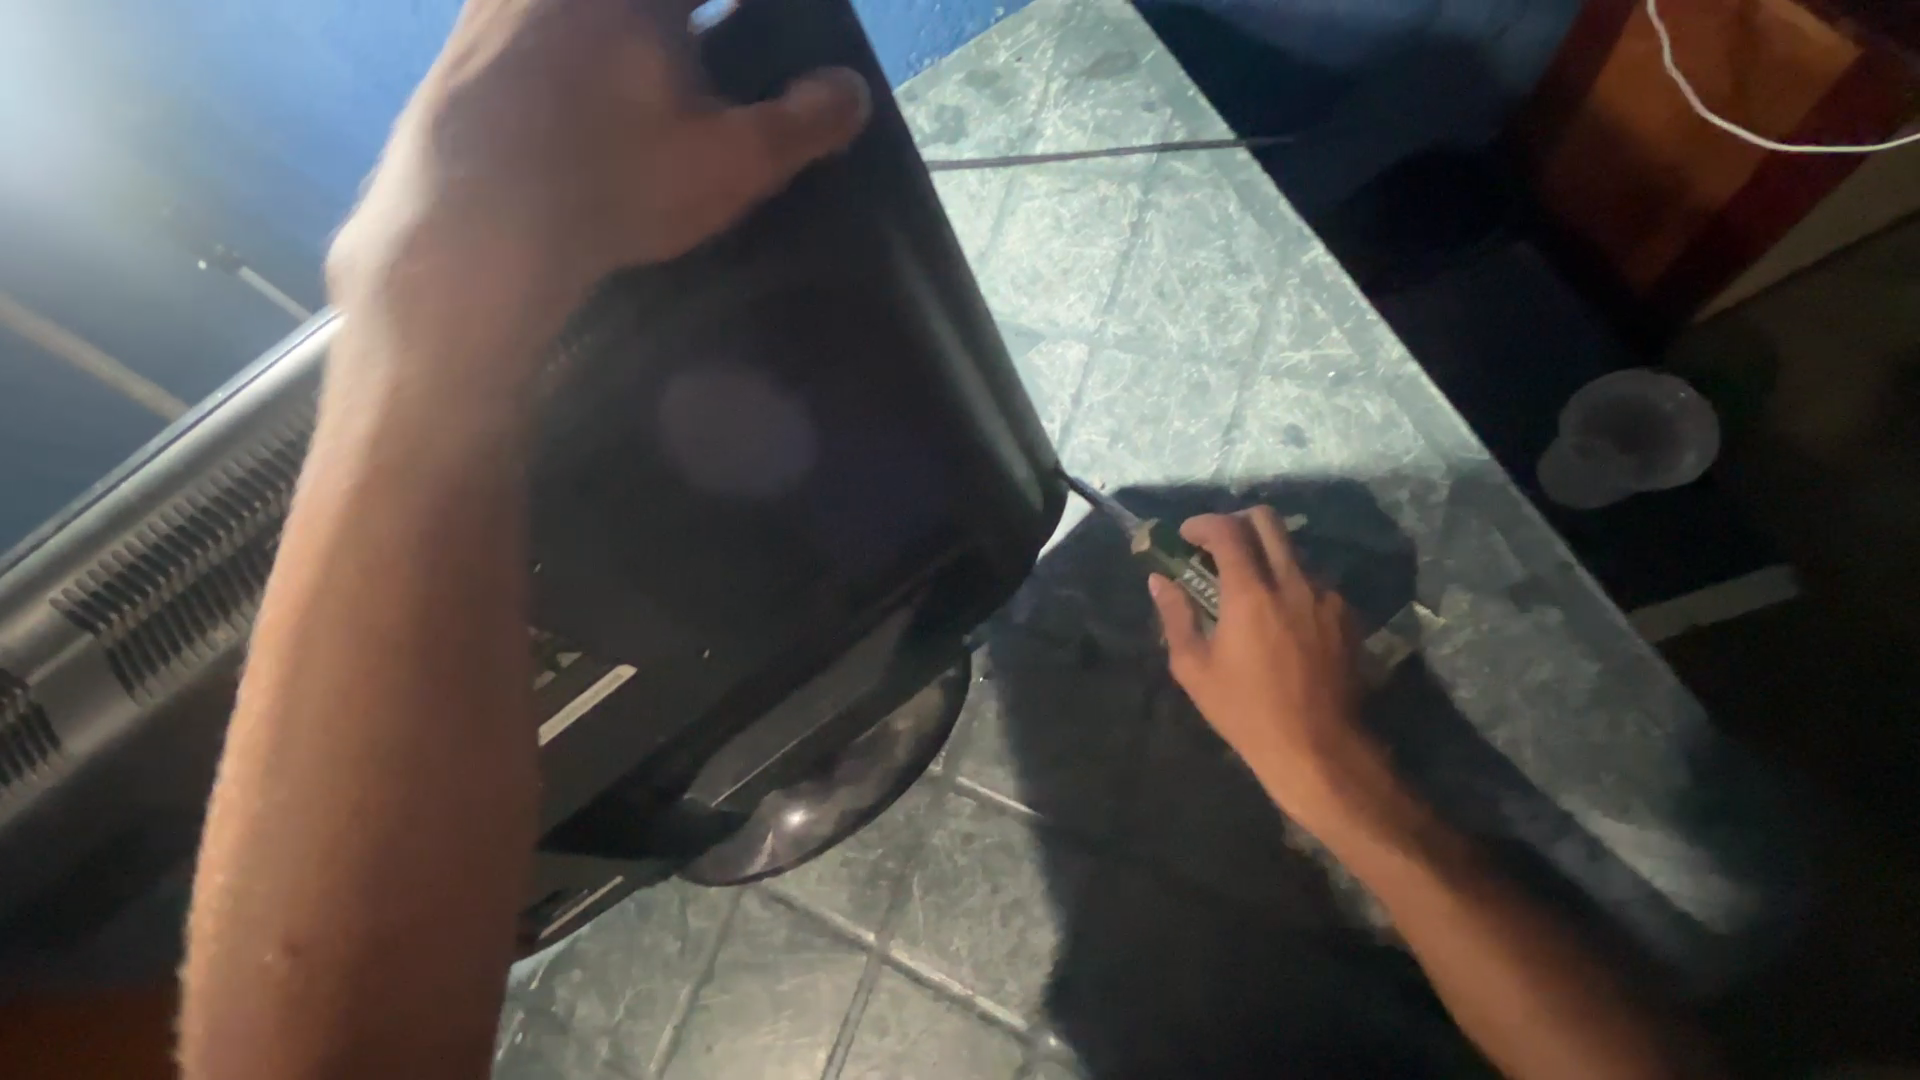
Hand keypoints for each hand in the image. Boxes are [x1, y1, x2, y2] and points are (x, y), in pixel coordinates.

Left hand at [326, 0, 871, 378]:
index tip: (771, 39)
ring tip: (660, 85)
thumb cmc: (618, 181)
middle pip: (660, 8)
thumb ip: (802, 124)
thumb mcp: (731, 162)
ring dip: (640, 37)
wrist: (478, 220)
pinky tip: (593, 93)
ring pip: (603, 16)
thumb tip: (854, 89)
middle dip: (693, 32)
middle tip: (715, 53)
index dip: (759, 23)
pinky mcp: (472, 31)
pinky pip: (545, 20)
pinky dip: (584, 44)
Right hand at [1148, 507, 1383, 837]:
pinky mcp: (1346, 617)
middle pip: (1267, 521)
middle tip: (1216, 546)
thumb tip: (1159, 581)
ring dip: (1264, 555)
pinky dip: (1289, 584)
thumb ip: (1176, 616)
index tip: (1186, 536)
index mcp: (1250, 594)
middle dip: (1236, 522)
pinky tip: (1278, 616)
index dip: (1202, 523)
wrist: (1317, 747)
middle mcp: (1292, 583)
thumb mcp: (1194, 668)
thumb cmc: (1245, 711)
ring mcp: (1325, 598)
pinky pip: (1313, 582)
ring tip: (1246, 587)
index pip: (1227, 531)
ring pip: (1292, 551)